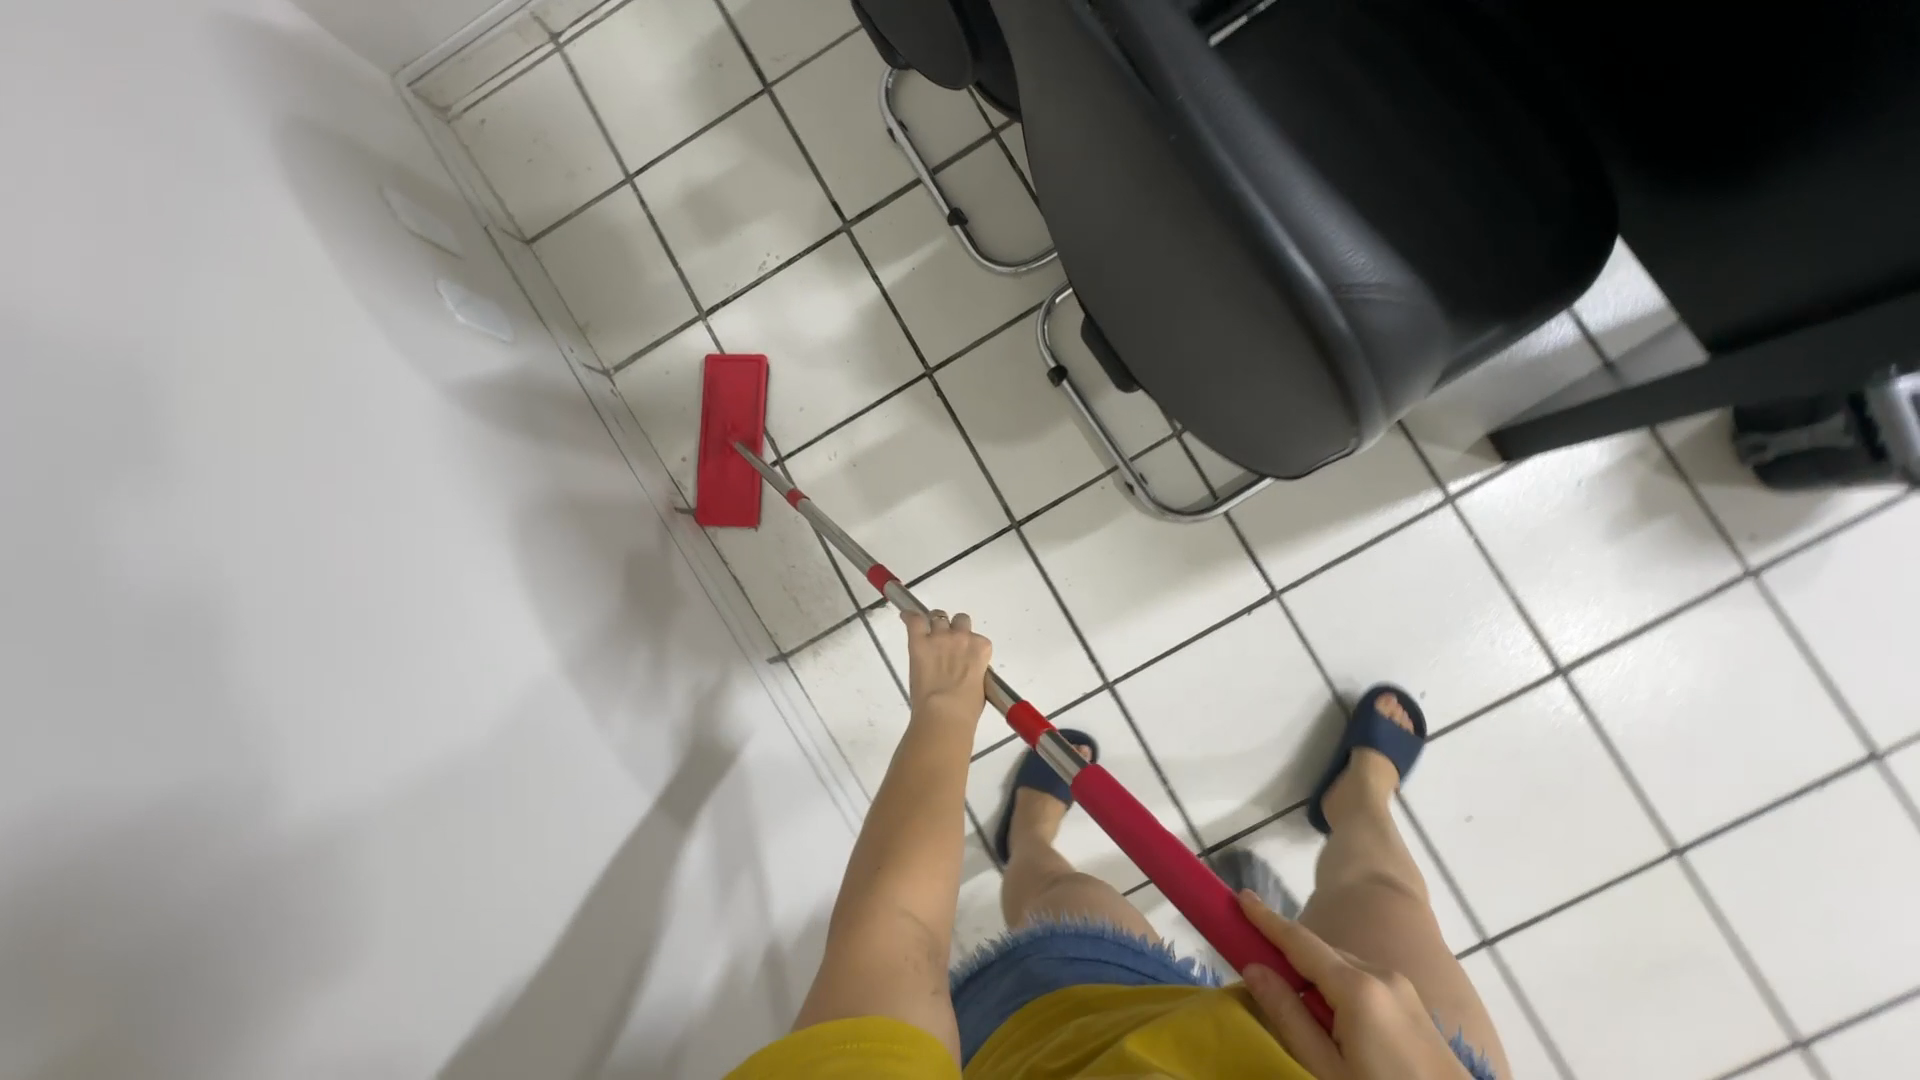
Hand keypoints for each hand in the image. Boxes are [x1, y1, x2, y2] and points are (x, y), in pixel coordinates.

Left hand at [901, 609, 991, 723]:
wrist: (944, 713)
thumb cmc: (966, 708)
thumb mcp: (982, 687)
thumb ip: (976, 671)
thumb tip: (970, 669)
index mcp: (981, 649)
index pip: (978, 639)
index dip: (970, 647)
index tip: (964, 657)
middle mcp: (962, 637)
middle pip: (960, 620)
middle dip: (955, 629)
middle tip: (948, 643)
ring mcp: (940, 637)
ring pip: (938, 616)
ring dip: (935, 623)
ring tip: (929, 634)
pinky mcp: (919, 642)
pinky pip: (914, 620)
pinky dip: (909, 616)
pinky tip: (906, 616)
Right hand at [1237, 891, 1471, 1079]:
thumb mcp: (1326, 1072)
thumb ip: (1289, 1016)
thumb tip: (1254, 969)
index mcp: (1356, 988)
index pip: (1299, 941)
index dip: (1266, 919)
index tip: (1240, 896)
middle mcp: (1382, 976)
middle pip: (1321, 952)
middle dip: (1288, 954)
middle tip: (1255, 969)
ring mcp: (1404, 991)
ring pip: (1344, 968)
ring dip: (1314, 976)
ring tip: (1297, 1013)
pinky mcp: (1417, 1009)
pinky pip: (1364, 984)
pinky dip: (1338, 990)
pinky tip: (1334, 1026)